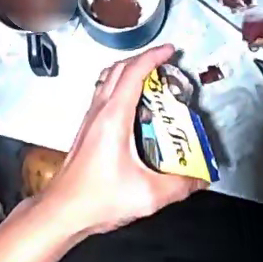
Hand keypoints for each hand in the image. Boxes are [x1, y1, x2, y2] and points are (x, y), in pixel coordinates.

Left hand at [35, 44, 206, 239]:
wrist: (63, 210)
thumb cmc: (96, 198)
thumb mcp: (148, 195)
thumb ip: (179, 185)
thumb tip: (199, 179)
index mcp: (114, 116)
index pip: (134, 72)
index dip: (153, 56)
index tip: (169, 50)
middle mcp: (100, 110)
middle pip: (120, 68)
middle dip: (144, 58)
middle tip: (164, 62)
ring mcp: (91, 117)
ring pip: (108, 78)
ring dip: (130, 70)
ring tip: (151, 78)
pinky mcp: (88, 128)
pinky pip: (104, 93)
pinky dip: (120, 86)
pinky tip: (134, 106)